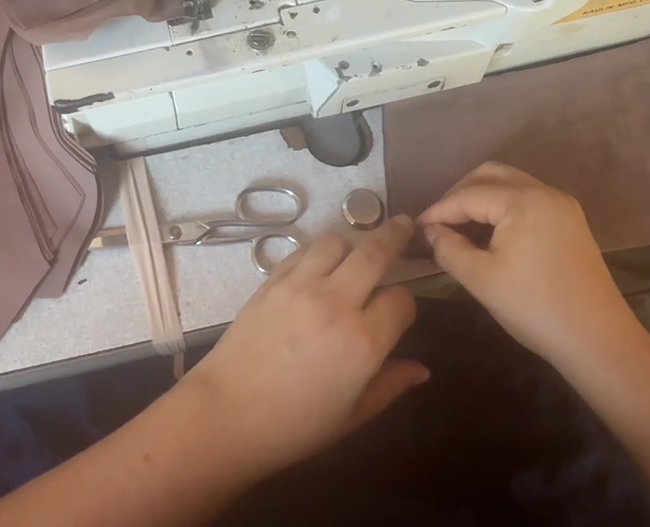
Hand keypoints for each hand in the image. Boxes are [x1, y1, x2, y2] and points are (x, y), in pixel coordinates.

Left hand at [174, 216, 428, 476]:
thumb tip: (422, 368)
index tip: (400, 312)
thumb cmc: (296, 426)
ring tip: (354, 253)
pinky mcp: (272, 280)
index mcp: (364, 341)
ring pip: (336, 240)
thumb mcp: (353, 415)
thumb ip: (390, 385)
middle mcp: (336, 303)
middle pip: (375, 252)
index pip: (401, 300)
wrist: (228, 412)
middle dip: (395, 236)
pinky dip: (316, 254)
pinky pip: (302, 251)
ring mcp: (301, 286)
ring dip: (350, 243)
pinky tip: (318, 267)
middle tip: (404, 224)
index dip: (405, 304)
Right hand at [418, 163, 637, 358]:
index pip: (468, 195)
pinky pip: (527, 200)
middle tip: (438, 222)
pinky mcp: (570, 222)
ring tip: (459, 227)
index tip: (417, 229)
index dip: (438, 210)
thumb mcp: (481, 280)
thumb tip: (431, 231)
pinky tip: (489, 234)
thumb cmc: (535, 309)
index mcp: (523, 201)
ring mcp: (561, 206)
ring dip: (481, 199)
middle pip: (490, 175)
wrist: (599, 342)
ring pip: (510, 185)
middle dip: (459, 194)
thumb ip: (448, 248)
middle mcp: (545, 193)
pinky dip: (502, 208)